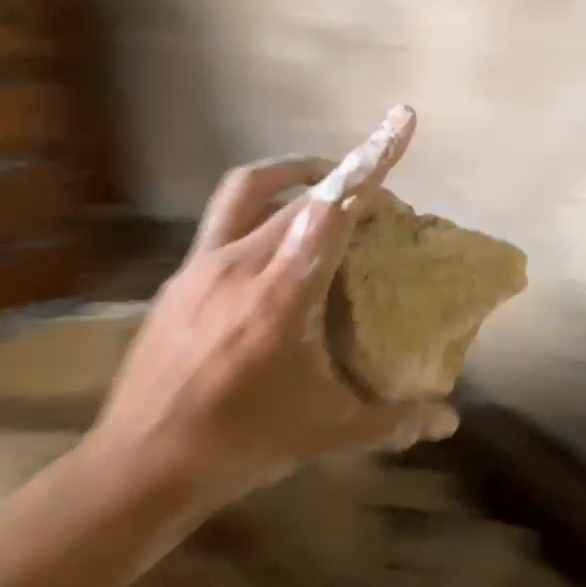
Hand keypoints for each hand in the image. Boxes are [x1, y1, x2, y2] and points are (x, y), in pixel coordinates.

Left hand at [84, 105, 457, 509]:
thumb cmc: (239, 445)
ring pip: (249, 190)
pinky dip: (260, 213)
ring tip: (323, 189)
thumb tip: (448, 420)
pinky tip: (272, 253)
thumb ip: (392, 420)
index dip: (371, 162)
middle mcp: (239, 263)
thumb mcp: (324, 433)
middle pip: (300, 193)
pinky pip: (224, 221)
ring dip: (292, 176)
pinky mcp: (179, 278)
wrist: (138, 466)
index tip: (400, 120)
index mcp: (281, 294)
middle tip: (378, 203)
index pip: (333, 208)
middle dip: (346, 179)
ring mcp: (201, 265)